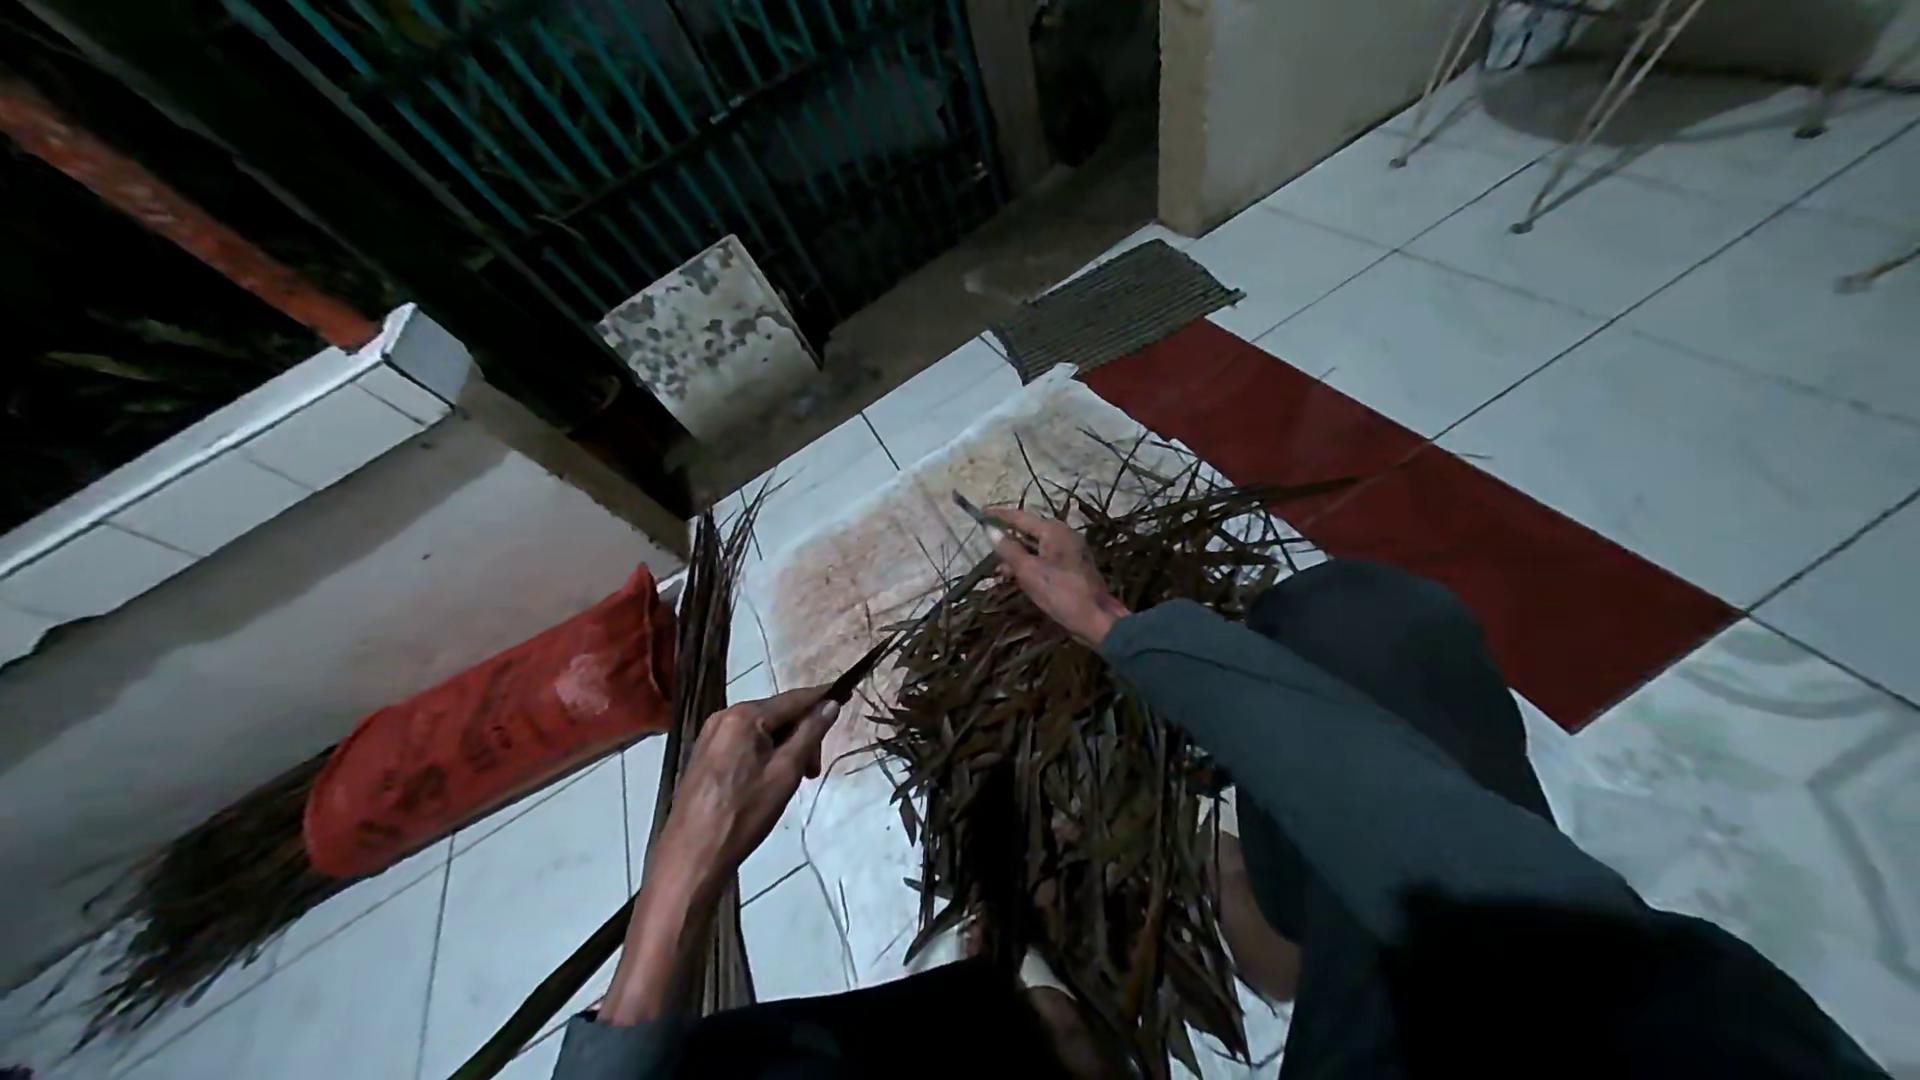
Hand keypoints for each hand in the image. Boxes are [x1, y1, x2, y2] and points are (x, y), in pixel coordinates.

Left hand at [652, 687, 840, 893]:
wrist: (691, 856)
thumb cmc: (744, 813)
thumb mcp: (786, 771)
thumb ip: (811, 732)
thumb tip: (831, 703)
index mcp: (744, 715)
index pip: (794, 698)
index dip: (822, 700)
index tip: (846, 702)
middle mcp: (724, 716)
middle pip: (778, 714)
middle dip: (802, 735)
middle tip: (813, 771)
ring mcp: (711, 735)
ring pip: (762, 730)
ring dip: (785, 747)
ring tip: (793, 780)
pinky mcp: (705, 754)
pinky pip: (745, 742)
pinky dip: (765, 754)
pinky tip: (770, 781)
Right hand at [986, 506, 1130, 647]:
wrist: (1095, 618)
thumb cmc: (1060, 592)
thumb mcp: (1028, 571)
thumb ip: (1008, 549)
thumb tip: (990, 530)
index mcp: (1054, 530)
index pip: (1020, 516)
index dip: (999, 515)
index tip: (980, 512)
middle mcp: (1063, 534)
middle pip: (1028, 530)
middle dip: (1007, 540)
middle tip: (987, 548)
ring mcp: (1070, 549)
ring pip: (1036, 546)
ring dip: (1016, 556)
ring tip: (998, 571)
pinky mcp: (1072, 565)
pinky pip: (1045, 557)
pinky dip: (1029, 564)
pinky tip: (1016, 577)